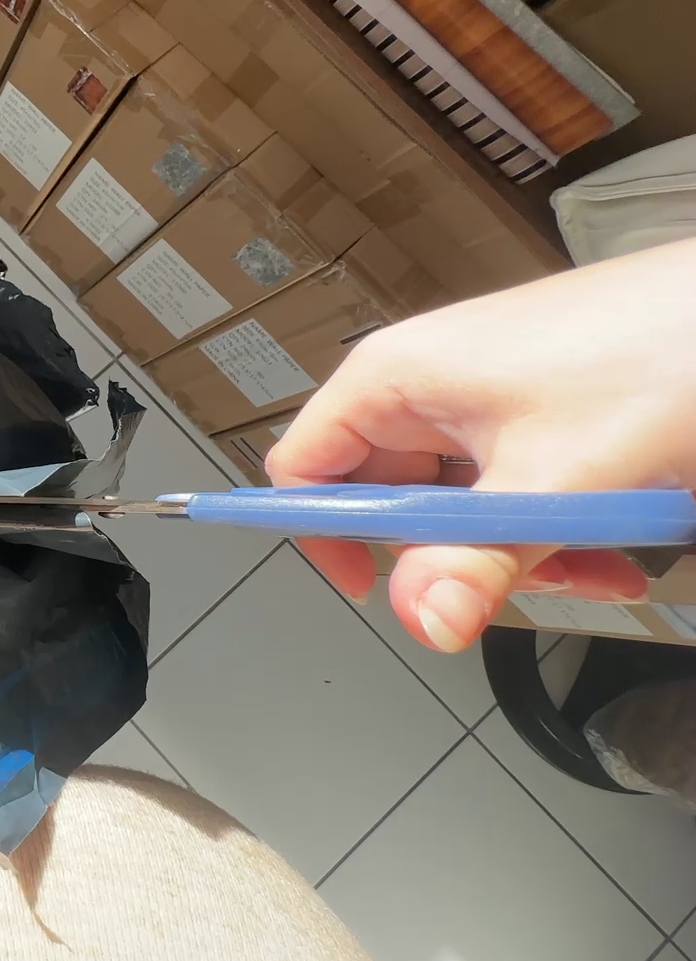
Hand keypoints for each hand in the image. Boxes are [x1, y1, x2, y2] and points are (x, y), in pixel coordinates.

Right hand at [267, 237, 695, 651]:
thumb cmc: (682, 341)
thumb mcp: (566, 473)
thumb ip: (480, 553)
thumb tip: (424, 618)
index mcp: (388, 379)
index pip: (302, 469)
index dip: (322, 530)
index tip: (371, 582)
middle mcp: (417, 383)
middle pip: (382, 490)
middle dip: (446, 547)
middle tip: (506, 579)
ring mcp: (472, 392)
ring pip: (450, 493)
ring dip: (507, 542)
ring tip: (586, 562)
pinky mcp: (525, 403)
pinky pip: (500, 478)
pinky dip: (542, 519)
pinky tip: (601, 538)